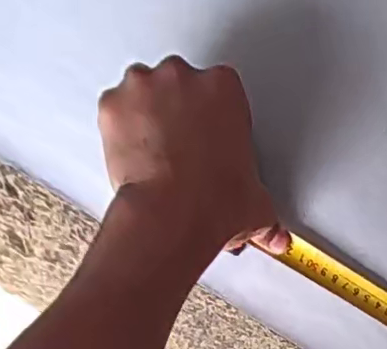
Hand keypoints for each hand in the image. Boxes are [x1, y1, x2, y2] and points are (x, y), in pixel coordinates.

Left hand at [98, 56, 287, 254]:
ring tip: (162, 162)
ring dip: (151, 120)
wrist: (172, 218)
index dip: (219, 123)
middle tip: (188, 156)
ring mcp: (144, 87)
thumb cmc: (211, 203)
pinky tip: (138, 161)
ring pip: (145, 94)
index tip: (217, 145)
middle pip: (181, 86)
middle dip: (182, 116)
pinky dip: (122, 133)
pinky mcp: (113, 105)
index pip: (223, 94)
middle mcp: (182, 77)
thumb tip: (272, 233)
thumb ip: (266, 214)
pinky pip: (115, 112)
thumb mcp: (256, 208)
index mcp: (224, 89)